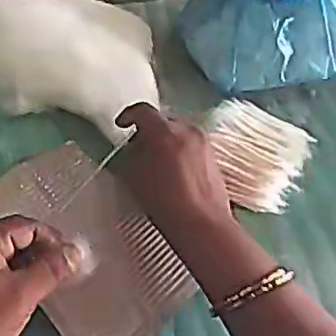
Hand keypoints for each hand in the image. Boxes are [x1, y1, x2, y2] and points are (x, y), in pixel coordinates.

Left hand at [0, 216, 88, 335]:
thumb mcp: (20, 295)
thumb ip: (50, 270)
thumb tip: (77, 250)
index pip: (27, 225)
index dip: (53, 238)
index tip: (74, 259)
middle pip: (18, 239)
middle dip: (45, 253)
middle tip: (70, 273)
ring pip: (11, 259)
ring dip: (34, 268)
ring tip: (58, 285)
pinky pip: (2, 275)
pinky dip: (20, 281)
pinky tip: (35, 297)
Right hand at [112, 103, 234, 243]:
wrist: (203, 224)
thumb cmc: (163, 200)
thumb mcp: (134, 175)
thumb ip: (131, 154)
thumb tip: (135, 147)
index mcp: (164, 131)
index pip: (142, 110)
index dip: (128, 116)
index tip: (120, 126)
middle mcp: (187, 130)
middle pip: (163, 120)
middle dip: (149, 129)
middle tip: (138, 146)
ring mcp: (204, 143)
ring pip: (179, 132)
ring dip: (166, 140)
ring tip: (157, 160)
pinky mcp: (214, 157)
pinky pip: (191, 145)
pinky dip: (179, 150)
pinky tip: (174, 171)